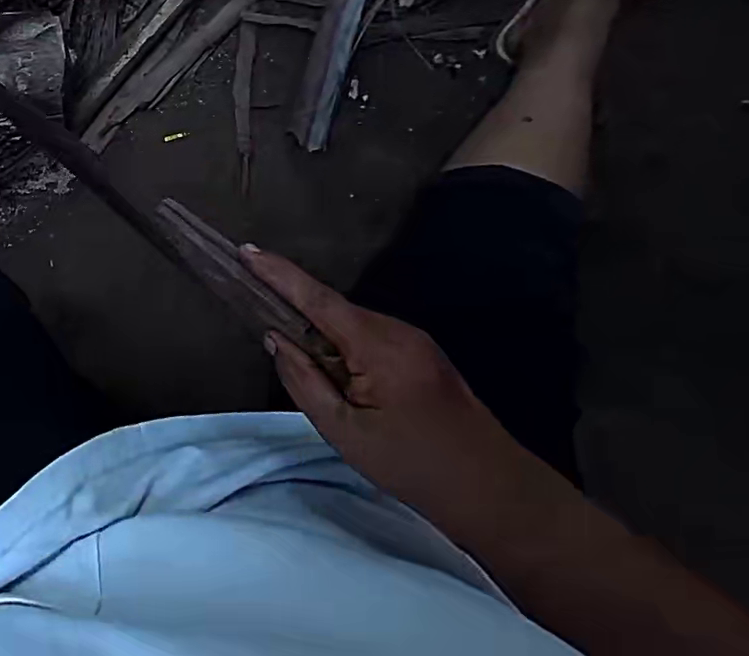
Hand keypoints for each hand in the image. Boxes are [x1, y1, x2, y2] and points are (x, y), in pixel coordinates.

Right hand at [243, 246, 562, 542]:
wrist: (502, 498)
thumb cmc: (416, 467)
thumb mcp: (344, 432)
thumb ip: (302, 380)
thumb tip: (275, 339)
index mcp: (378, 346)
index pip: (317, 299)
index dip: (278, 273)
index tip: (246, 250)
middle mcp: (398, 331)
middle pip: (331, 307)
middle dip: (293, 306)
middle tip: (257, 312)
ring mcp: (414, 341)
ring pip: (349, 322)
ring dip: (318, 330)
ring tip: (298, 358)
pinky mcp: (422, 354)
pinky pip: (366, 335)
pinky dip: (340, 343)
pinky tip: (335, 373)